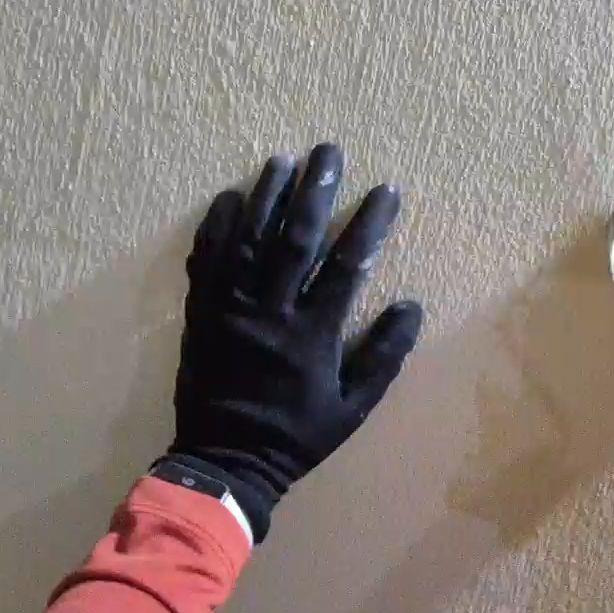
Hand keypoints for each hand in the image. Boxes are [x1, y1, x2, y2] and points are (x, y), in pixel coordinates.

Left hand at [166, 143, 423, 542]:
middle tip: (329, 150)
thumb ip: (384, 355)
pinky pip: (206, 260)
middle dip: (315, 190)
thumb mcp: (354, 407)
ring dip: (267, 195)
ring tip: (283, 159)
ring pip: (250, 240)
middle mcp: (272, 310)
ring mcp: (231, 307)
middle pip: (295, 238)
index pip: (347, 264)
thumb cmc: (297, 435)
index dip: (369, 223)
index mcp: (313, 332)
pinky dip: (216, 226)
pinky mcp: (202, 311)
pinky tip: (229, 196)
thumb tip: (411, 305)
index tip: (386, 190)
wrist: (225, 461)